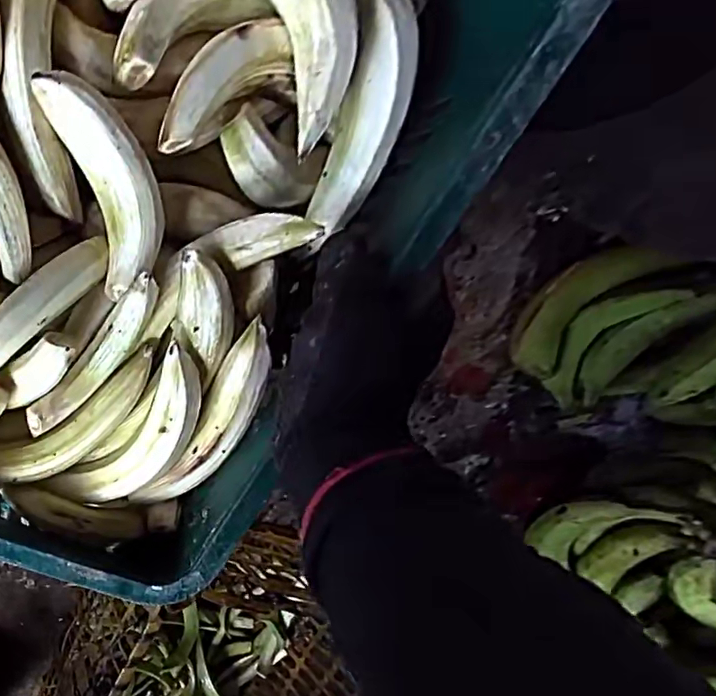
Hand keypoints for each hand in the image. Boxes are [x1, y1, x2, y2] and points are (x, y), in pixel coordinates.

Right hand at [274, 235, 450, 507]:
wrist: (326, 448)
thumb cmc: (343, 376)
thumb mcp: (347, 309)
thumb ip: (352, 265)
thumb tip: (350, 236)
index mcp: (427, 302)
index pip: (410, 245)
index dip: (377, 230)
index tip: (340, 227)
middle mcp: (410, 323)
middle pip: (376, 275)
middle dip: (342, 268)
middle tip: (307, 264)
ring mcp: (377, 351)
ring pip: (349, 305)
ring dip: (321, 299)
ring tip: (291, 295)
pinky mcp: (346, 374)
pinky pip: (329, 335)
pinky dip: (311, 328)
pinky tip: (288, 328)